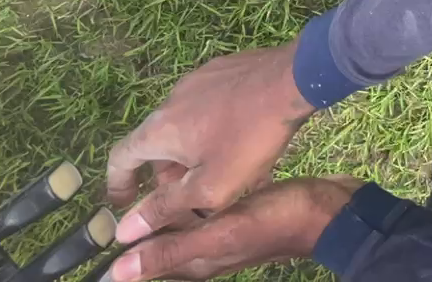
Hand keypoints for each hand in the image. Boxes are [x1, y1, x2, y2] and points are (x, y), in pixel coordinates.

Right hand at [107, 43, 316, 243]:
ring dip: (196, 148)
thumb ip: (166, 207)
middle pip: (157, 140)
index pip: (120, 157)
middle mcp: (174, 97)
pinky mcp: (231, 66)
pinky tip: (242, 136)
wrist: (297, 78)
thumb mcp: (210, 186)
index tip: (127, 204)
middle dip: (168, 171)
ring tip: (222, 169)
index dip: (119, 184)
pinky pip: (213, 101)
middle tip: (190, 194)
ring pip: (189, 121)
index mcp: (160, 127)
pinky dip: (216, 124)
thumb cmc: (250, 137)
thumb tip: (124, 229)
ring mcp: (204, 76)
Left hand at [108, 177, 363, 280]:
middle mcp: (203, 251)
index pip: (144, 264)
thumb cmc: (275, 220)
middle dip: (148, 212)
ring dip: (172, 196)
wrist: (326, 208)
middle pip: (163, 236)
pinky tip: (201, 162)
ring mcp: (224, 230)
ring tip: (164, 160)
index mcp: (193, 263)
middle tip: (137, 174)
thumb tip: (114, 271)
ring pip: (184, 217)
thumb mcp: (222, 233)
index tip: (104, 218)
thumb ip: (172, 249)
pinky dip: (198, 187)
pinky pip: (208, 203)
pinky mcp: (242, 211)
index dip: (123, 246)